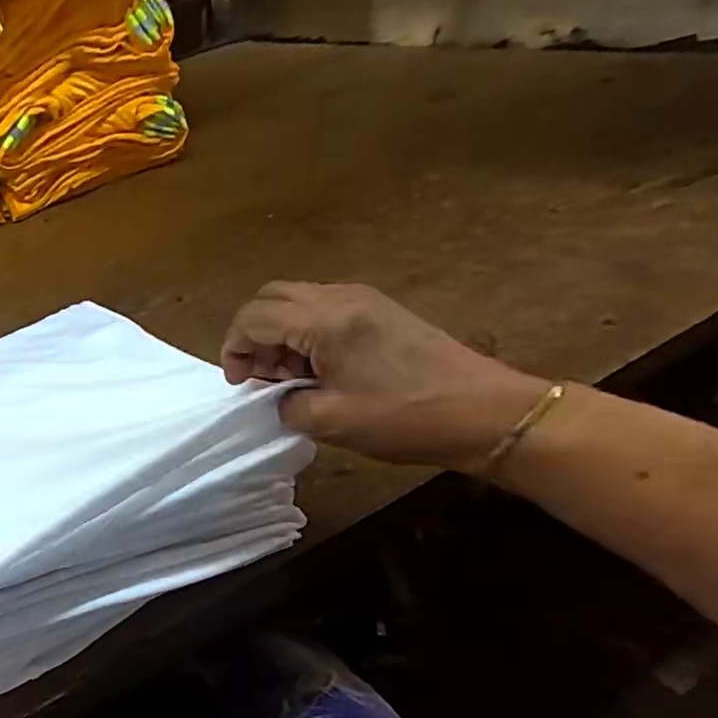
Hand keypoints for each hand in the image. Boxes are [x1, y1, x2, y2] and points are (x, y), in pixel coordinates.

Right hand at [221, 282, 551, 468]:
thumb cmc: (405, 417)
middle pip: (271, 297)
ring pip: (297, 300)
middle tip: (261, 376)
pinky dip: (305, 331)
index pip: (254, 318)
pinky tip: (319, 367)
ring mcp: (363, 298)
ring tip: (290, 377)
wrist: (484, 411)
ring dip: (279, 332)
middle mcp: (340, 296)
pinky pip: (323, 308)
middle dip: (253, 334)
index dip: (234, 349)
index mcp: (325, 320)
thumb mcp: (333, 421)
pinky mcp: (379, 310)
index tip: (240, 384)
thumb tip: (278, 396)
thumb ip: (287, 405)